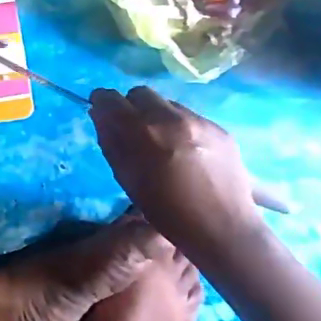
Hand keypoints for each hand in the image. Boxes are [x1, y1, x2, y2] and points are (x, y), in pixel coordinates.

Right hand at [90, 87, 267, 252]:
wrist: (222, 227)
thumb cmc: (166, 211)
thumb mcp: (127, 178)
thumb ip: (110, 142)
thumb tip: (98, 115)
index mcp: (143, 131)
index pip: (112, 99)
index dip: (102, 102)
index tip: (100, 111)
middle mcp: (172, 117)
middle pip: (141, 93)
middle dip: (131, 106)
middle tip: (132, 129)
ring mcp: (199, 120)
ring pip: (168, 103)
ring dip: (158, 116)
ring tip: (163, 143)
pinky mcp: (219, 128)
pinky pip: (191, 116)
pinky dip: (181, 127)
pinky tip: (187, 152)